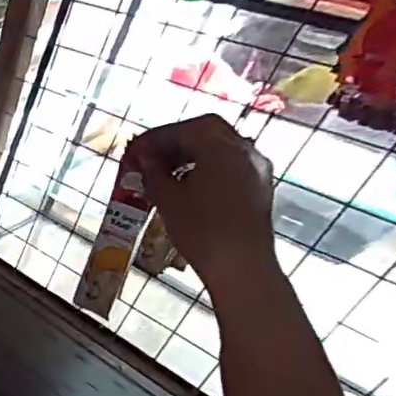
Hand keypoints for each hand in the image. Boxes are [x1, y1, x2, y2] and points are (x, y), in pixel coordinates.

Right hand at [127, 115, 276, 287]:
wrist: (241, 267)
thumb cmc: (201, 230)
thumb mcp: (168, 199)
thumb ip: (153, 172)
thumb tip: (144, 158)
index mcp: (222, 147)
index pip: (184, 129)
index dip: (155, 138)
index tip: (135, 151)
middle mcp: (244, 149)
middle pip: (205, 132)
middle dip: (174, 142)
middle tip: (150, 158)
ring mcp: (257, 167)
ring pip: (219, 148)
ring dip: (190, 154)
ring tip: (165, 173)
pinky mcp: (259, 187)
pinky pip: (229, 164)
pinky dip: (206, 167)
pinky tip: (188, 186)